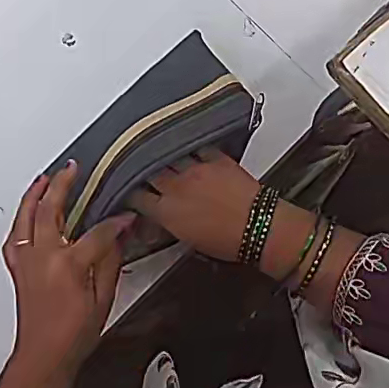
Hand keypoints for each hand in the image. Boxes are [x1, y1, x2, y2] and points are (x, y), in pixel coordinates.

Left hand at [0, 163, 134, 387]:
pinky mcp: (17, 267)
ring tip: (45, 178)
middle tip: (73, 169)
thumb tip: (118, 235)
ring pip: (27, 216)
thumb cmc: (72, 335)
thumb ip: (111, 260)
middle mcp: (42, 257)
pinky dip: (21, 218)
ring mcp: (26, 261)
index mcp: (69, 264)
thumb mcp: (104, 297)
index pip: (97, 232)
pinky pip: (15, 234)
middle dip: (64, 185)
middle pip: (51, 209)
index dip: (115, 223)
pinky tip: (27, 211)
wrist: (44, 356)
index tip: (125, 218)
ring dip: (35, 194)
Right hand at [125, 149, 262, 261]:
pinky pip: (197, 146)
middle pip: (150, 172)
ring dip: (165, 157)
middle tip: (143, 171)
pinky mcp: (215, 159)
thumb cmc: (229, 241)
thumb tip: (164, 216)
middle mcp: (176, 186)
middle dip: (144, 172)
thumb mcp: (189, 240)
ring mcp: (195, 169)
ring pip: (170, 155)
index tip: (130, 192)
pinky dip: (191, 147)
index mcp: (167, 211)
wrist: (258, 226)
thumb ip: (170, 223)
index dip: (131, 193)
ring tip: (162, 155)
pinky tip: (188, 146)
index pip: (137, 197)